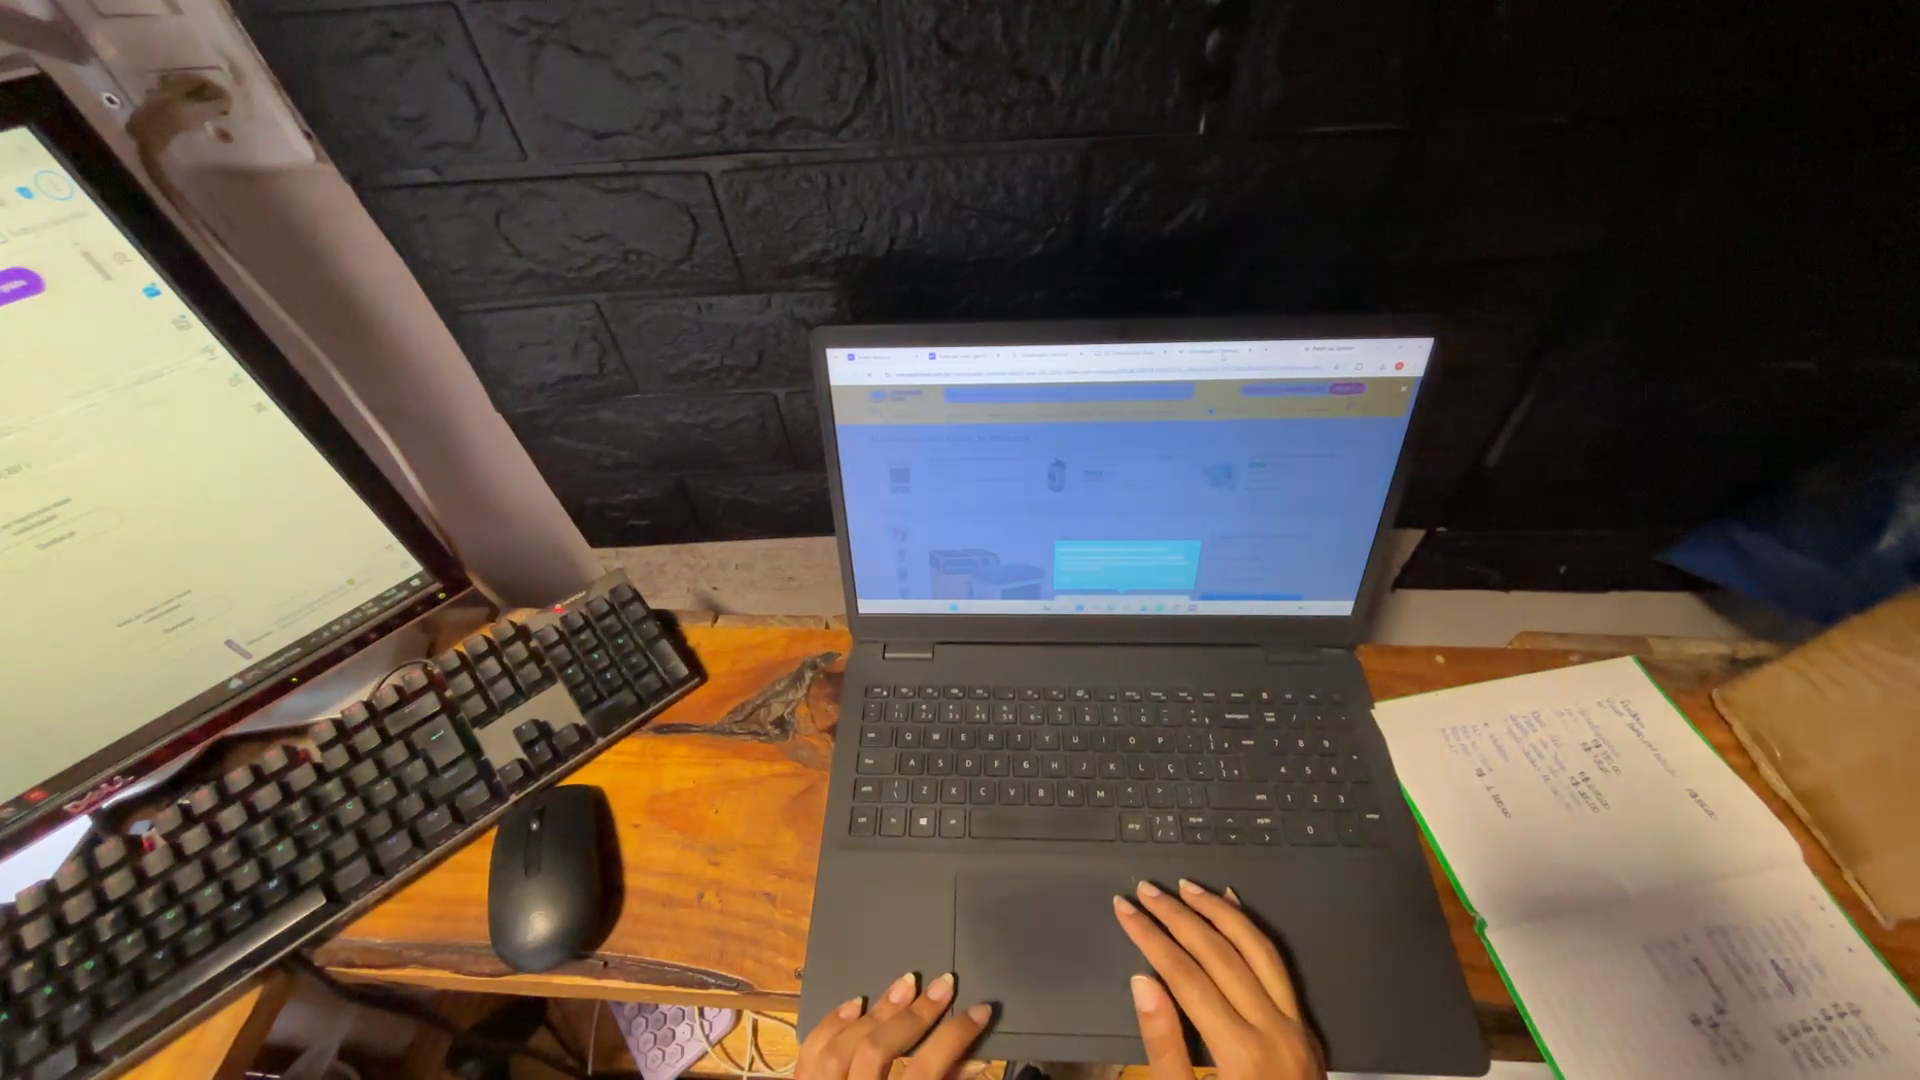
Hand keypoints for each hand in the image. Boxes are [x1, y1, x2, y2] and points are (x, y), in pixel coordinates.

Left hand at [797, 972, 993, 1079]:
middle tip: (945, 984)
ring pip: (843, 1047)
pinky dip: (832, 1023)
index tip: (980, 1010)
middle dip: (917, 1014)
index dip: (955, 1037)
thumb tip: (973, 1059)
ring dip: (878, 1011)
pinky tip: (857, 1004)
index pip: (927, 1071)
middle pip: (879, 1051)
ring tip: (907, 986)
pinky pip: (811, 1053)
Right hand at [1114, 879, 1324, 1079]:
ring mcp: (1296, 1027)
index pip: (1185, 973)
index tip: (1123, 908)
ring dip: (1219, 912)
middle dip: (1177, 915)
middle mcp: (1273, 1029)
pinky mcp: (1306, 1029)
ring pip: (1257, 947)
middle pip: (1219, 952)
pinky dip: (1254, 930)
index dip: (1150, 936)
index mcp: (1239, 1052)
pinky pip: (1280, 965)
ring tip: (1186, 887)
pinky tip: (1234, 906)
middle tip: (1145, 889)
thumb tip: (1143, 979)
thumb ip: (1165, 1048)